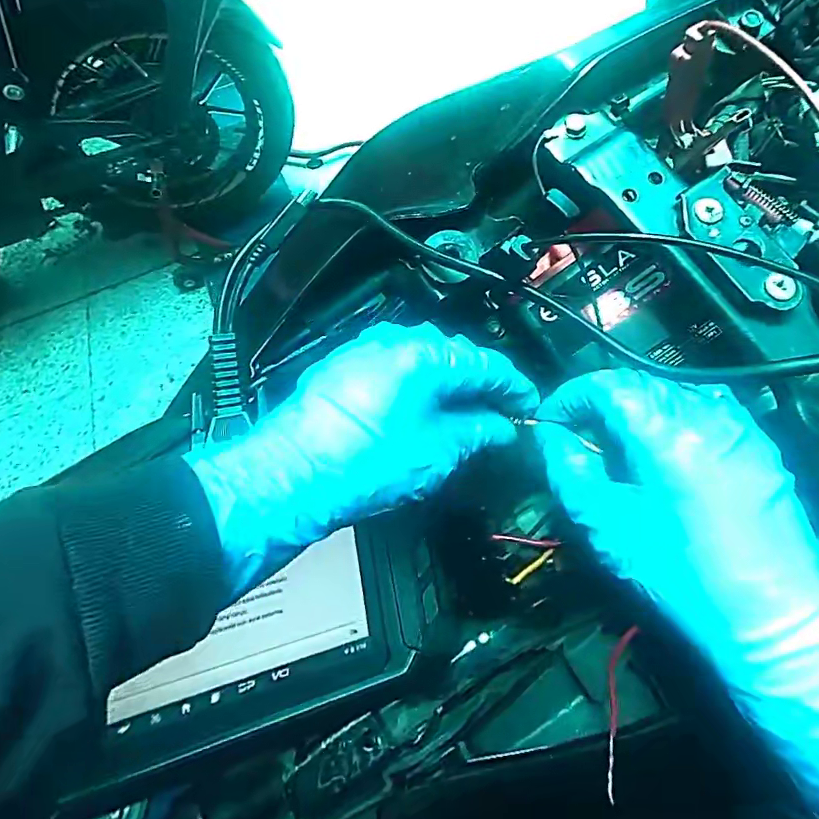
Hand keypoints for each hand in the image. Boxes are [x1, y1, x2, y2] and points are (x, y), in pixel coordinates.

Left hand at [191, 322, 536, 599]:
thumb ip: (479, 432)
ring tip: (464, 422)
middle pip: (457, 359)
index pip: (488, 363)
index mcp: (425, 353)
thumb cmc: (356, 463)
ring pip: (425, 365)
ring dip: (450, 390)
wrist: (291, 477)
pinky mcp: (346, 370)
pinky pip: (398, 372)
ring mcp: (366, 352)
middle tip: (501, 417)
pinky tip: (425, 418)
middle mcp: (395, 342)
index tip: (528, 404)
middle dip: (483, 387)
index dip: (515, 387)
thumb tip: (499, 427)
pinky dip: (419, 392)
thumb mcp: (437, 452)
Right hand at [533, 371, 818, 818]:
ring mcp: (739, 423)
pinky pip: (705, 411)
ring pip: (672, 392)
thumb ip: (569, 471)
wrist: (777, 621)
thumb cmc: (682, 578)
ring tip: (624, 453)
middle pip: (639, 382)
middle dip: (601, 405)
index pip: (605, 383)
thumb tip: (549, 434)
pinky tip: (668, 461)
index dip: (569, 398)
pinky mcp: (759, 443)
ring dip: (638, 412)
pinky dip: (674, 422)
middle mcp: (706, 409)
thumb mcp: (608, 528)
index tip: (550, 425)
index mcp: (666, 427)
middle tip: (582, 441)